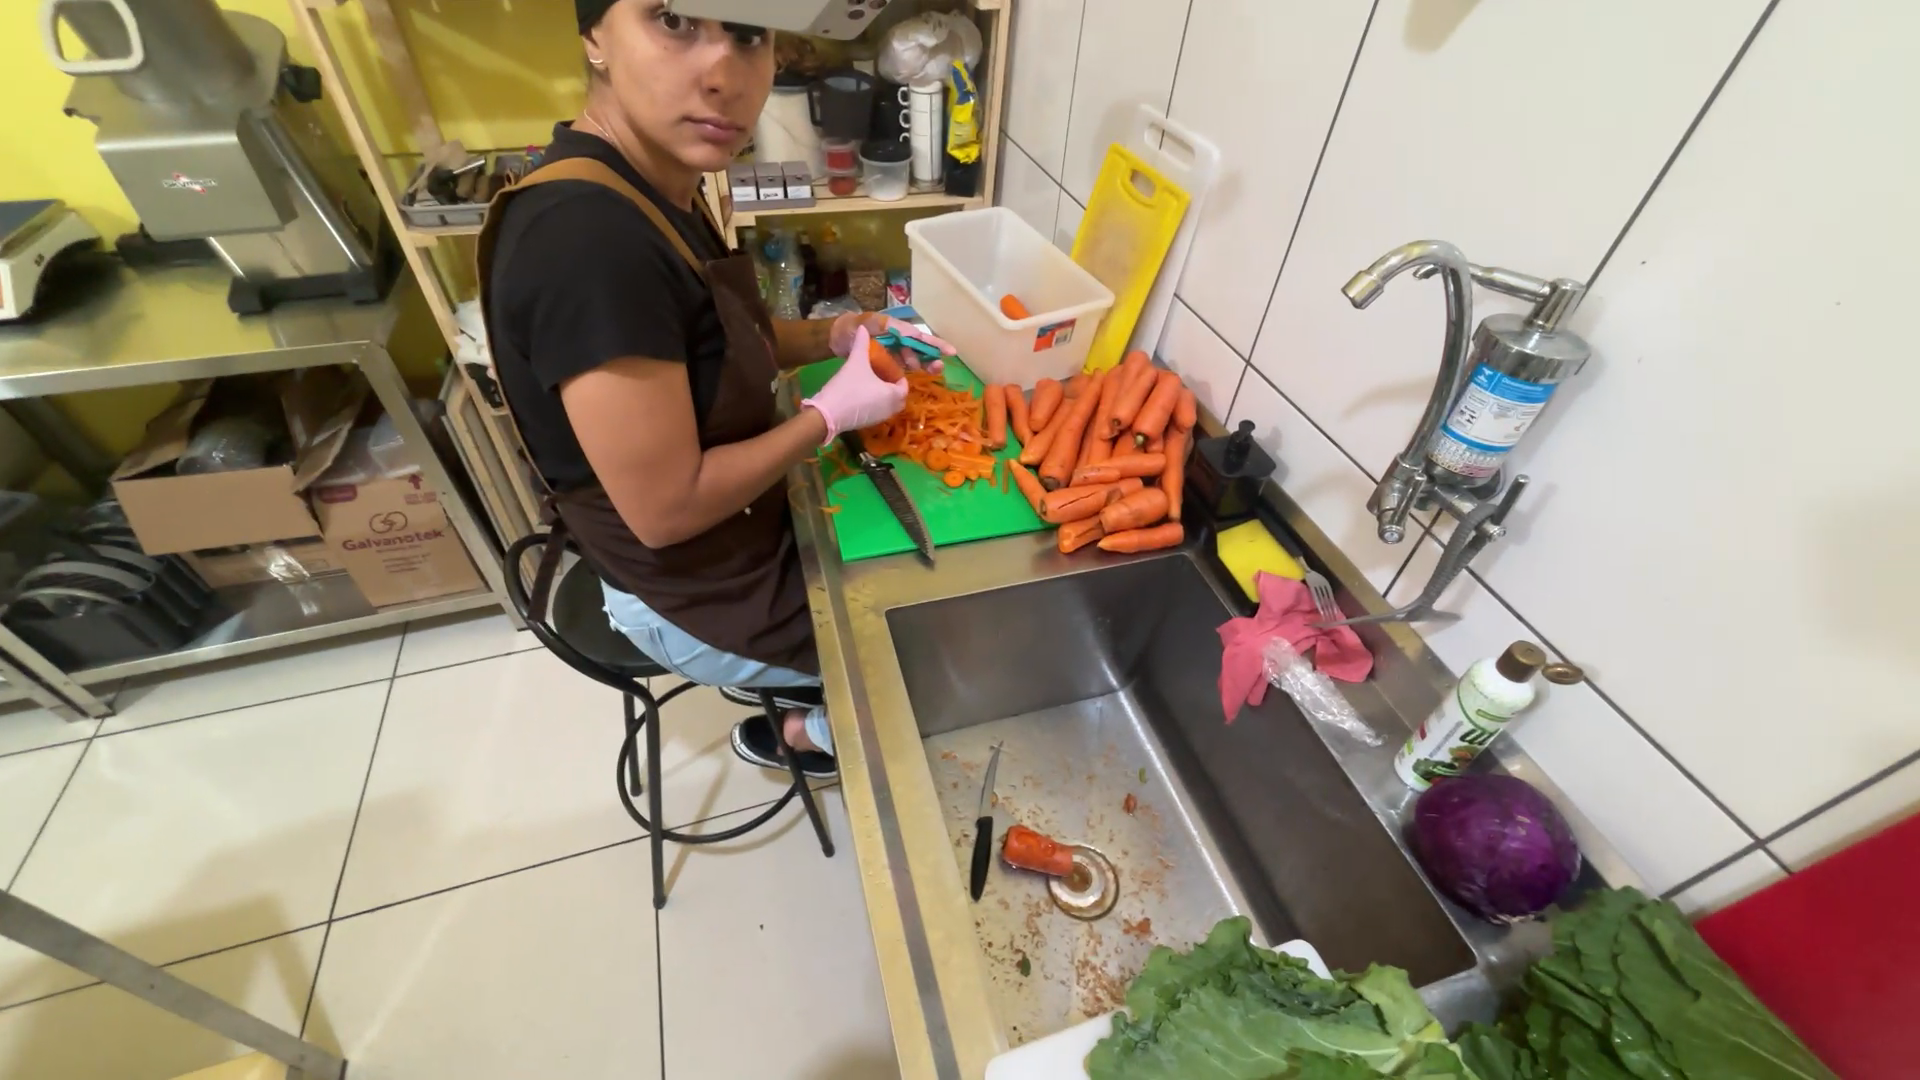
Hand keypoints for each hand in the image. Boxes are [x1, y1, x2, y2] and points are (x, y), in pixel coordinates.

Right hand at [802, 325, 908, 442]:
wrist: (828, 414)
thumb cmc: (848, 387)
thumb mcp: (856, 362)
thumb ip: (862, 344)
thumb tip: (863, 327)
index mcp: (893, 394)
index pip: (904, 386)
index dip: (898, 376)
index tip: (888, 367)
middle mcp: (890, 409)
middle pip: (898, 397)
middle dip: (893, 386)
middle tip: (881, 374)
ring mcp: (879, 418)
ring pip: (888, 406)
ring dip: (884, 395)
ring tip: (871, 381)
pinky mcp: (868, 424)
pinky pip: (877, 412)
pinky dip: (875, 403)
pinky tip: (861, 393)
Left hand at [829, 312, 952, 373]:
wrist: (832, 340)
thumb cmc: (847, 330)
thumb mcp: (862, 326)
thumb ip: (887, 329)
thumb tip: (908, 332)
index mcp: (892, 328)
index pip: (917, 335)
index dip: (933, 343)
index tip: (949, 351)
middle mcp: (894, 337)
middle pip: (917, 347)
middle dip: (930, 356)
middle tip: (939, 368)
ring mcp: (889, 349)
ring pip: (911, 357)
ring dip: (922, 363)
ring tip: (931, 372)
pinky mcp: (883, 361)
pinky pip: (900, 366)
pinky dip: (908, 370)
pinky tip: (914, 376)